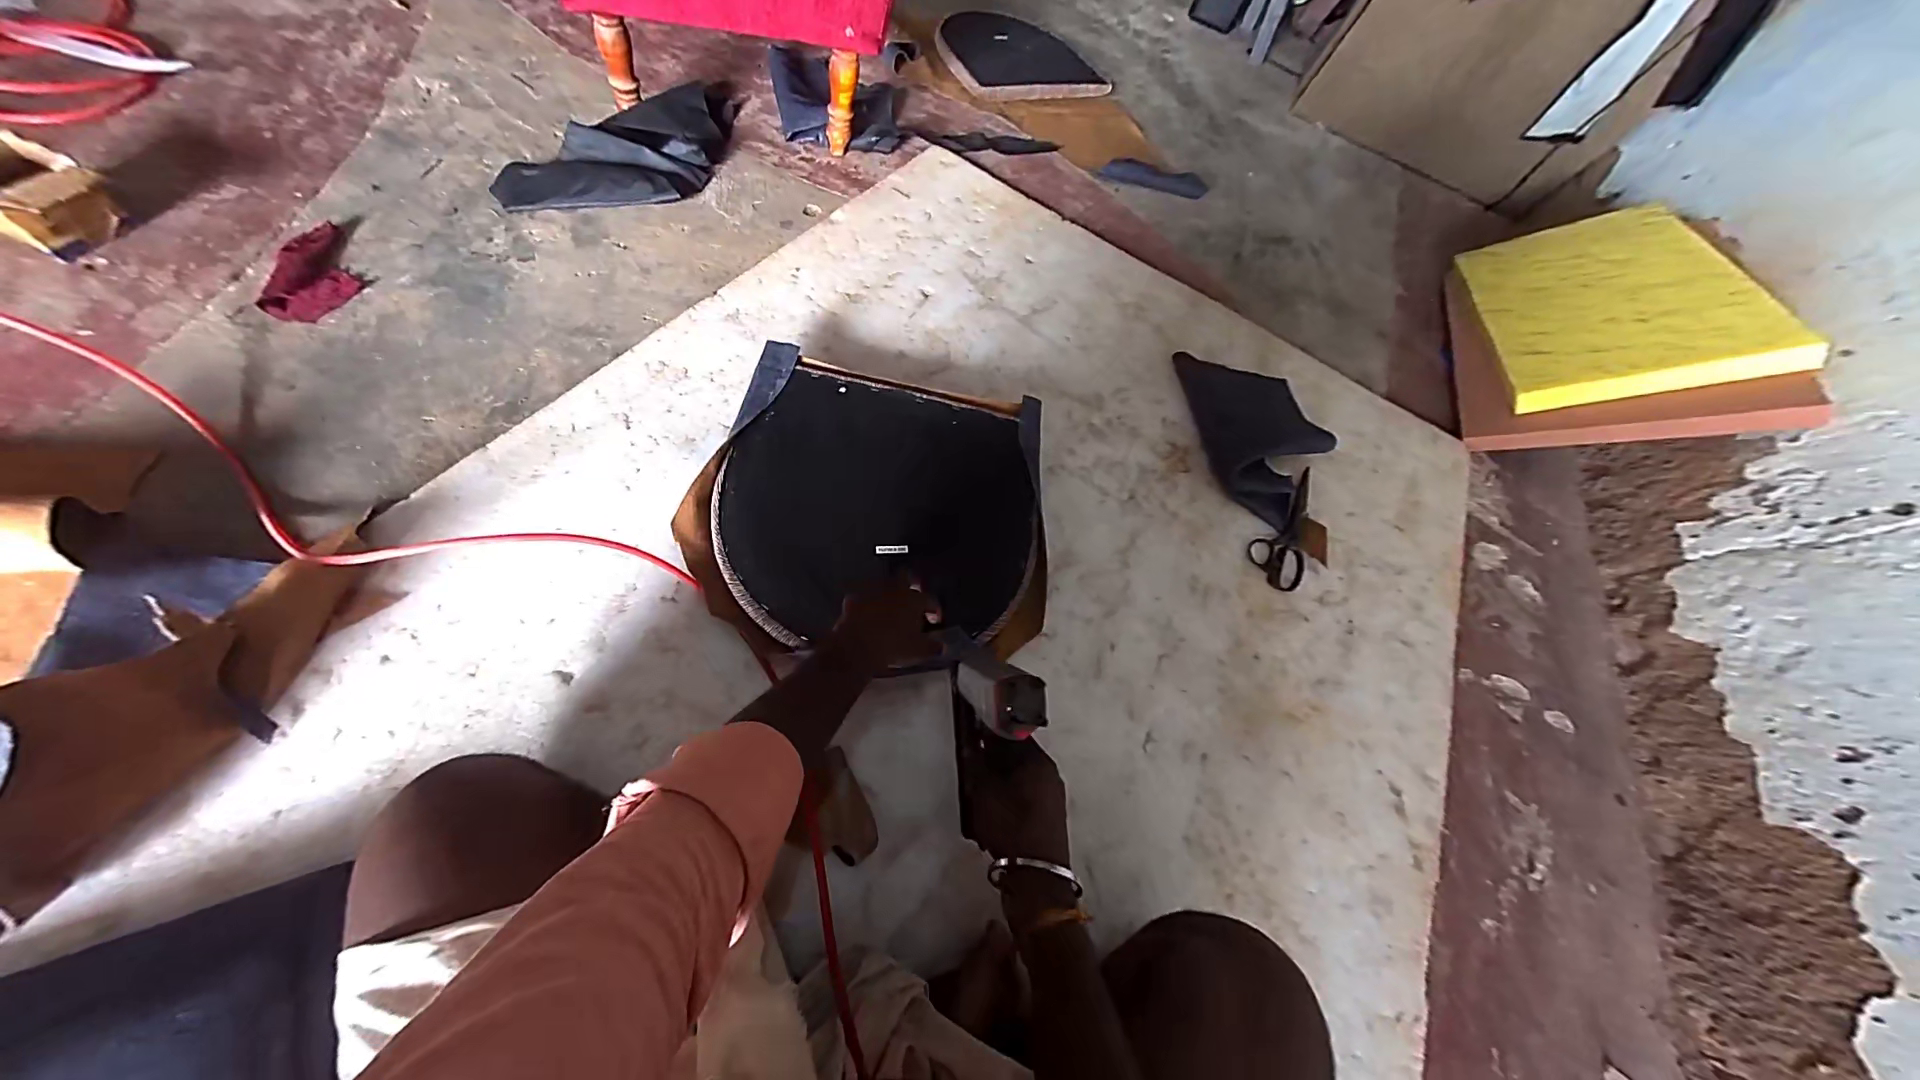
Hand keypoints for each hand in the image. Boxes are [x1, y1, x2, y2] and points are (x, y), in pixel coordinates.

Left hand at [823, 576, 939, 672]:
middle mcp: (894, 590)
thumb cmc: (891, 646)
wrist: (856, 648)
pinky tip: (867, 613)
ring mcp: (872, 591)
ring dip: (888, 593)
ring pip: (883, 584)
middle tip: (912, 597)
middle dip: (911, 584)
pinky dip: (867, 603)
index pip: (930, 599)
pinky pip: (863, 595)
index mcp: (913, 600)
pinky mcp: (854, 598)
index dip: (935, 609)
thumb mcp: (917, 651)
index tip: (935, 618)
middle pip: (906, 577)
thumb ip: (932, 646)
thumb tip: (939, 647)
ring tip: (890, 608)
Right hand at [962, 733, 1071, 869]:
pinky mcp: (1048, 816)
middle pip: (1018, 754)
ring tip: (979, 789)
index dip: (990, 729)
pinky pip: (1024, 794)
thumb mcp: (984, 790)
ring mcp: (1051, 795)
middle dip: (994, 756)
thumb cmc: (1009, 826)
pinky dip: (1008, 795)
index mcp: (1038, 761)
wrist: (1035, 876)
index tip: (972, 732)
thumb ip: (977, 762)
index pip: (1013, 731)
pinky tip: (992, 809)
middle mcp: (1049, 773)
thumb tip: (974, 743)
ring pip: (1020, 775)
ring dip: (999, 777)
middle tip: (972, 763)